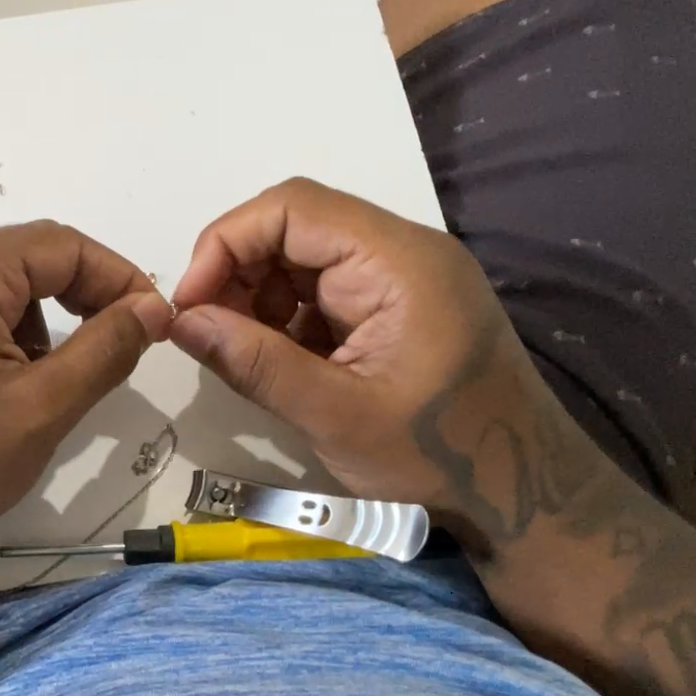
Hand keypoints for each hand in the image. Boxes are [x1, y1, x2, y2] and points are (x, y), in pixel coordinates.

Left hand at [0, 220, 173, 561]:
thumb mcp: (43, 407)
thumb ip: (106, 349)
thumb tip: (154, 307)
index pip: (61, 246)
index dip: (119, 279)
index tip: (157, 325)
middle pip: (32, 263)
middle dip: (85, 304)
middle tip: (120, 355)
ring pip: (8, 297)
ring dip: (49, 333)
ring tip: (53, 393)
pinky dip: (14, 349)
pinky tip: (12, 399)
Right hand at [168, 179, 607, 552]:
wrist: (516, 486)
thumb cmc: (433, 455)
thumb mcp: (332, 415)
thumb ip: (254, 363)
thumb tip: (180, 323)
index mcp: (396, 262)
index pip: (292, 208)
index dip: (225, 245)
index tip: (187, 307)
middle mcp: (400, 253)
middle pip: (295, 228)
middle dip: (236, 275)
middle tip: (206, 336)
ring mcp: (399, 280)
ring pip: (302, 262)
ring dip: (256, 301)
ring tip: (241, 356)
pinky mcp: (392, 309)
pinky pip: (321, 294)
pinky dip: (283, 322)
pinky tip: (277, 364)